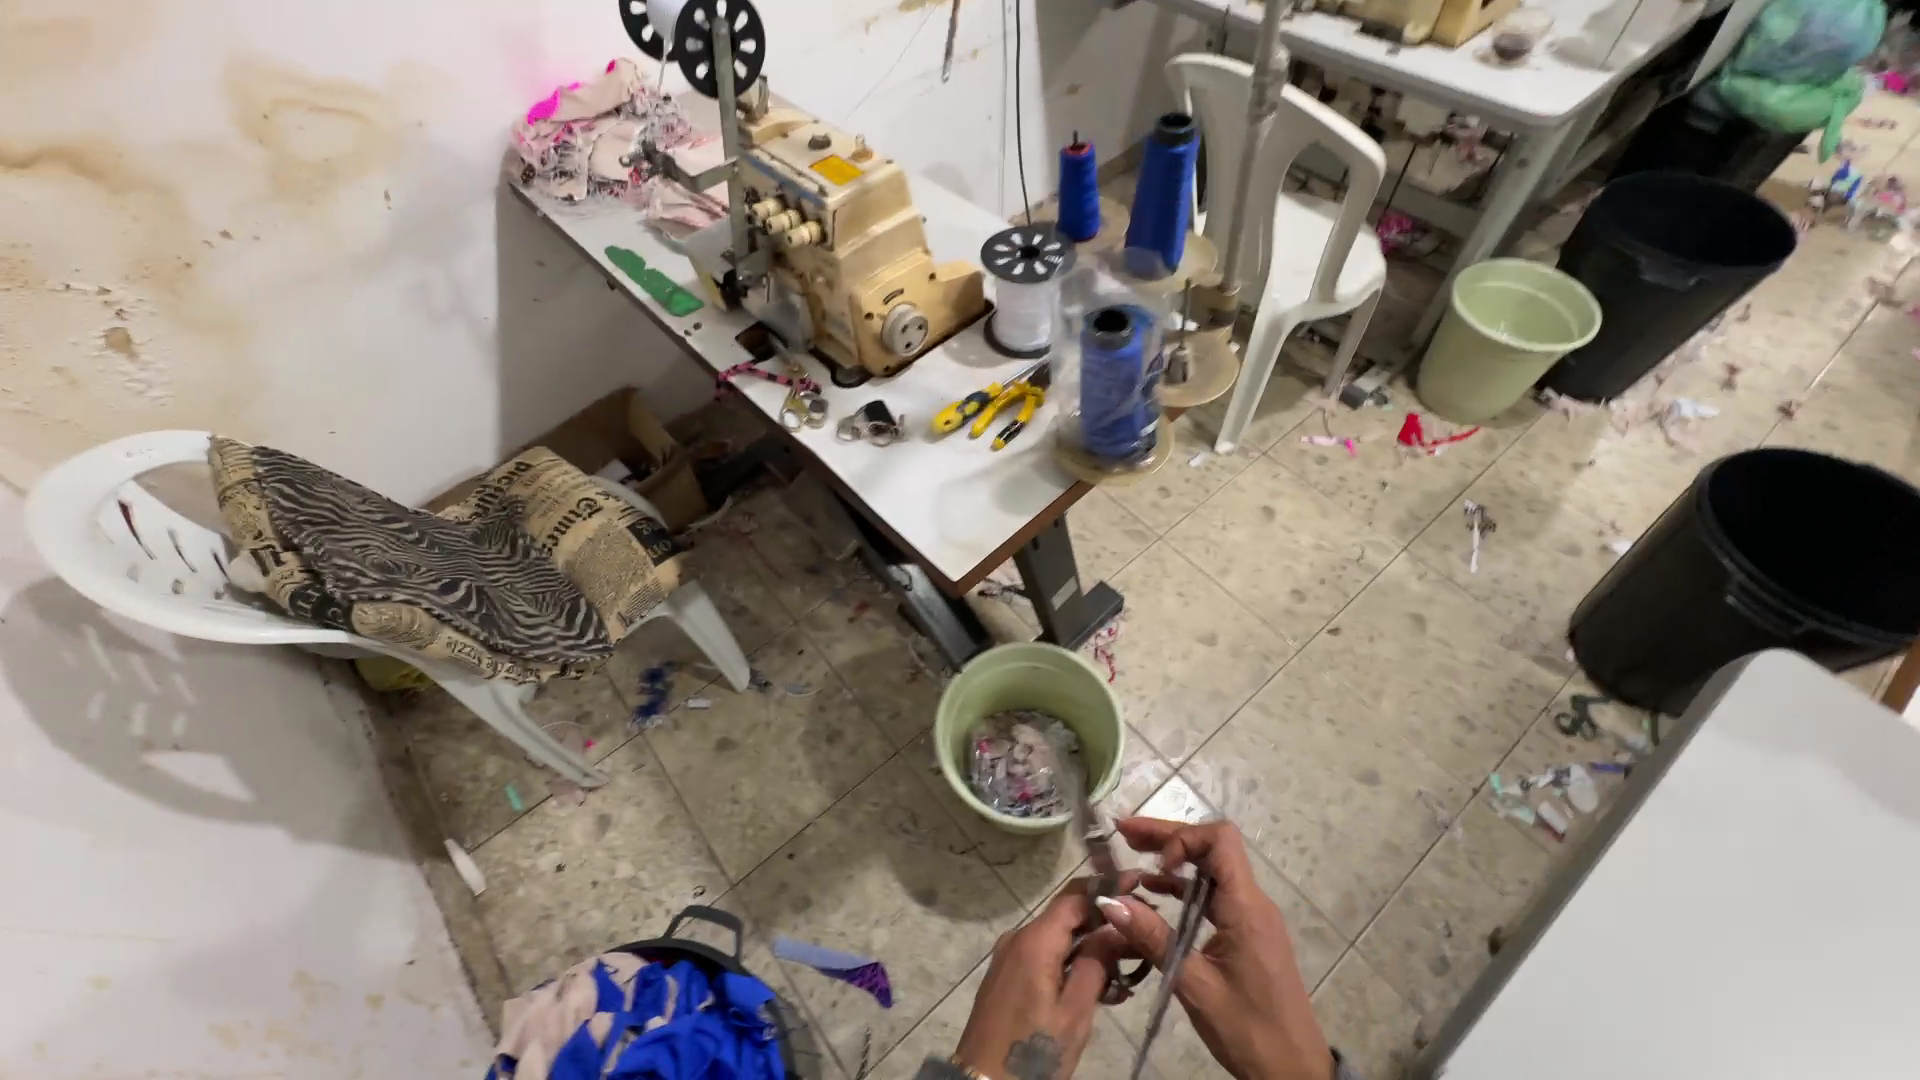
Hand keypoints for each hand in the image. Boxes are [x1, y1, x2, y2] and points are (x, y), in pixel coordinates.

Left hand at [953, 887, 1131, 1079]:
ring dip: (1090, 946)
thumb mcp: (1075, 1013)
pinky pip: (1043, 955)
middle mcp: (1018, 937)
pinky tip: (1099, 983)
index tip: (1139, 884)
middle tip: (1141, 935)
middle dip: (1104, 922)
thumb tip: (1115, 926)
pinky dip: (1070, 961)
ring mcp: (1009, 956)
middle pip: (1066, 915)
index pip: (1075, 897)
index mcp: (1034, 940)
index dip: (1107, 888)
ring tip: (1129, 968)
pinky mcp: (1006, 975)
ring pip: (1057, 938)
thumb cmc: (1033, 1052)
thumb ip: (1096, 964)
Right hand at [1094, 818, 1332, 1079]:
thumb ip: (1153, 938)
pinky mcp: (1245, 933)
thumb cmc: (1250, 1030)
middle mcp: (1252, 902)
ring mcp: (1250, 917)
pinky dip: (1182, 886)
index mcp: (1246, 908)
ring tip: (1130, 853)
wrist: (1295, 1074)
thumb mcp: (1195, 986)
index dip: (1183, 839)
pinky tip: (1152, 892)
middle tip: (1124, 831)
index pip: (1220, 840)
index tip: (1155, 863)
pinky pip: (1212, 894)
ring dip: (1172, 858)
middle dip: (1167, 836)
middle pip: (1211, 847)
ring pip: (1210, 869)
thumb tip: (1110, 901)